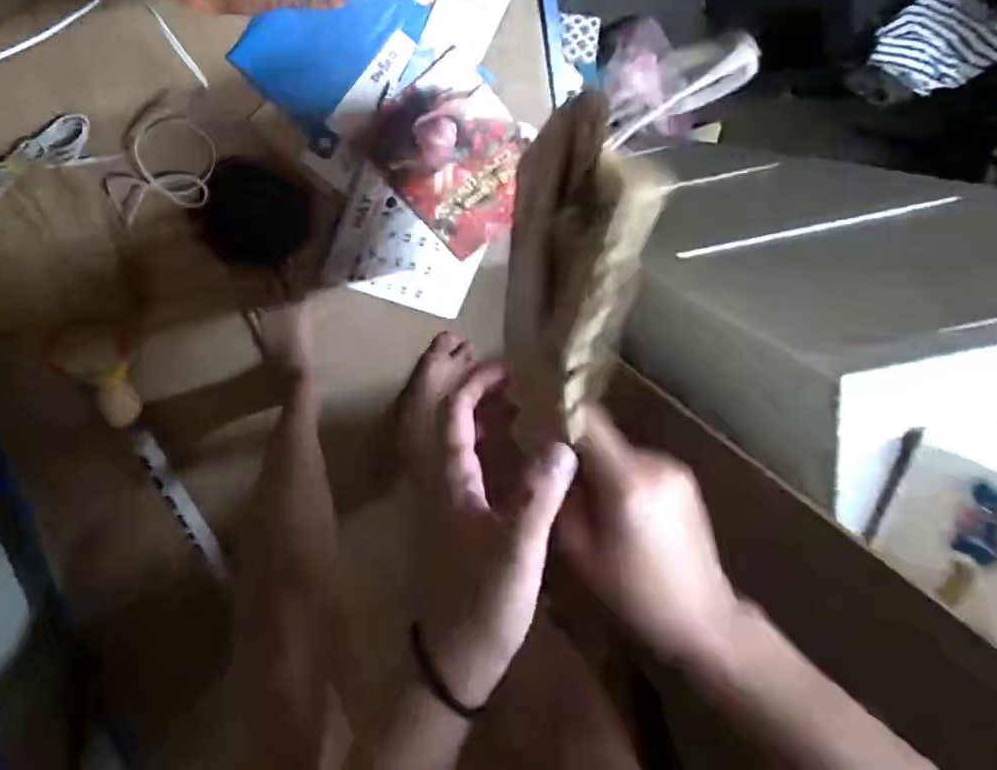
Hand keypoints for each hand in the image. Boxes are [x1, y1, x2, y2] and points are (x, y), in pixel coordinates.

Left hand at [413, 362, 578, 705]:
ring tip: (492, 382)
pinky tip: (503, 437)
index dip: (472, 383)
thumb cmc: (485, 600)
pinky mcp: (458, 511)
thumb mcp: (518, 550)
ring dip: (462, 401)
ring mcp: (445, 493)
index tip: (504, 366)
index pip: (450, 413)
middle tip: (462, 345)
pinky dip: (477, 433)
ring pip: (447, 433)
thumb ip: (538, 497)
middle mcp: (439, 477)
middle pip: (434, 412)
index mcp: (448, 477)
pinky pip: (462, 456)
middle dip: (445, 376)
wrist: (456, 651)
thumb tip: (562, 443)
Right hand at [555, 411, 745, 666]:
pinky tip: (611, 503)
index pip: (585, 419)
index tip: (526, 404)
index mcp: (627, 480)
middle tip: (545, 461)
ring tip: (579, 490)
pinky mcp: (682, 479)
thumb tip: (543, 456)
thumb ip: (557, 493)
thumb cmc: (632, 592)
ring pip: (614, 447)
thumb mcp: (577, 547)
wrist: (706, 624)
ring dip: (594, 459)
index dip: (554, 407)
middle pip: (598, 432)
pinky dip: (615, 471)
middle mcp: (654, 463)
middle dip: (571, 442)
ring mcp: (673, 469)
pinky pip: (633, 461)